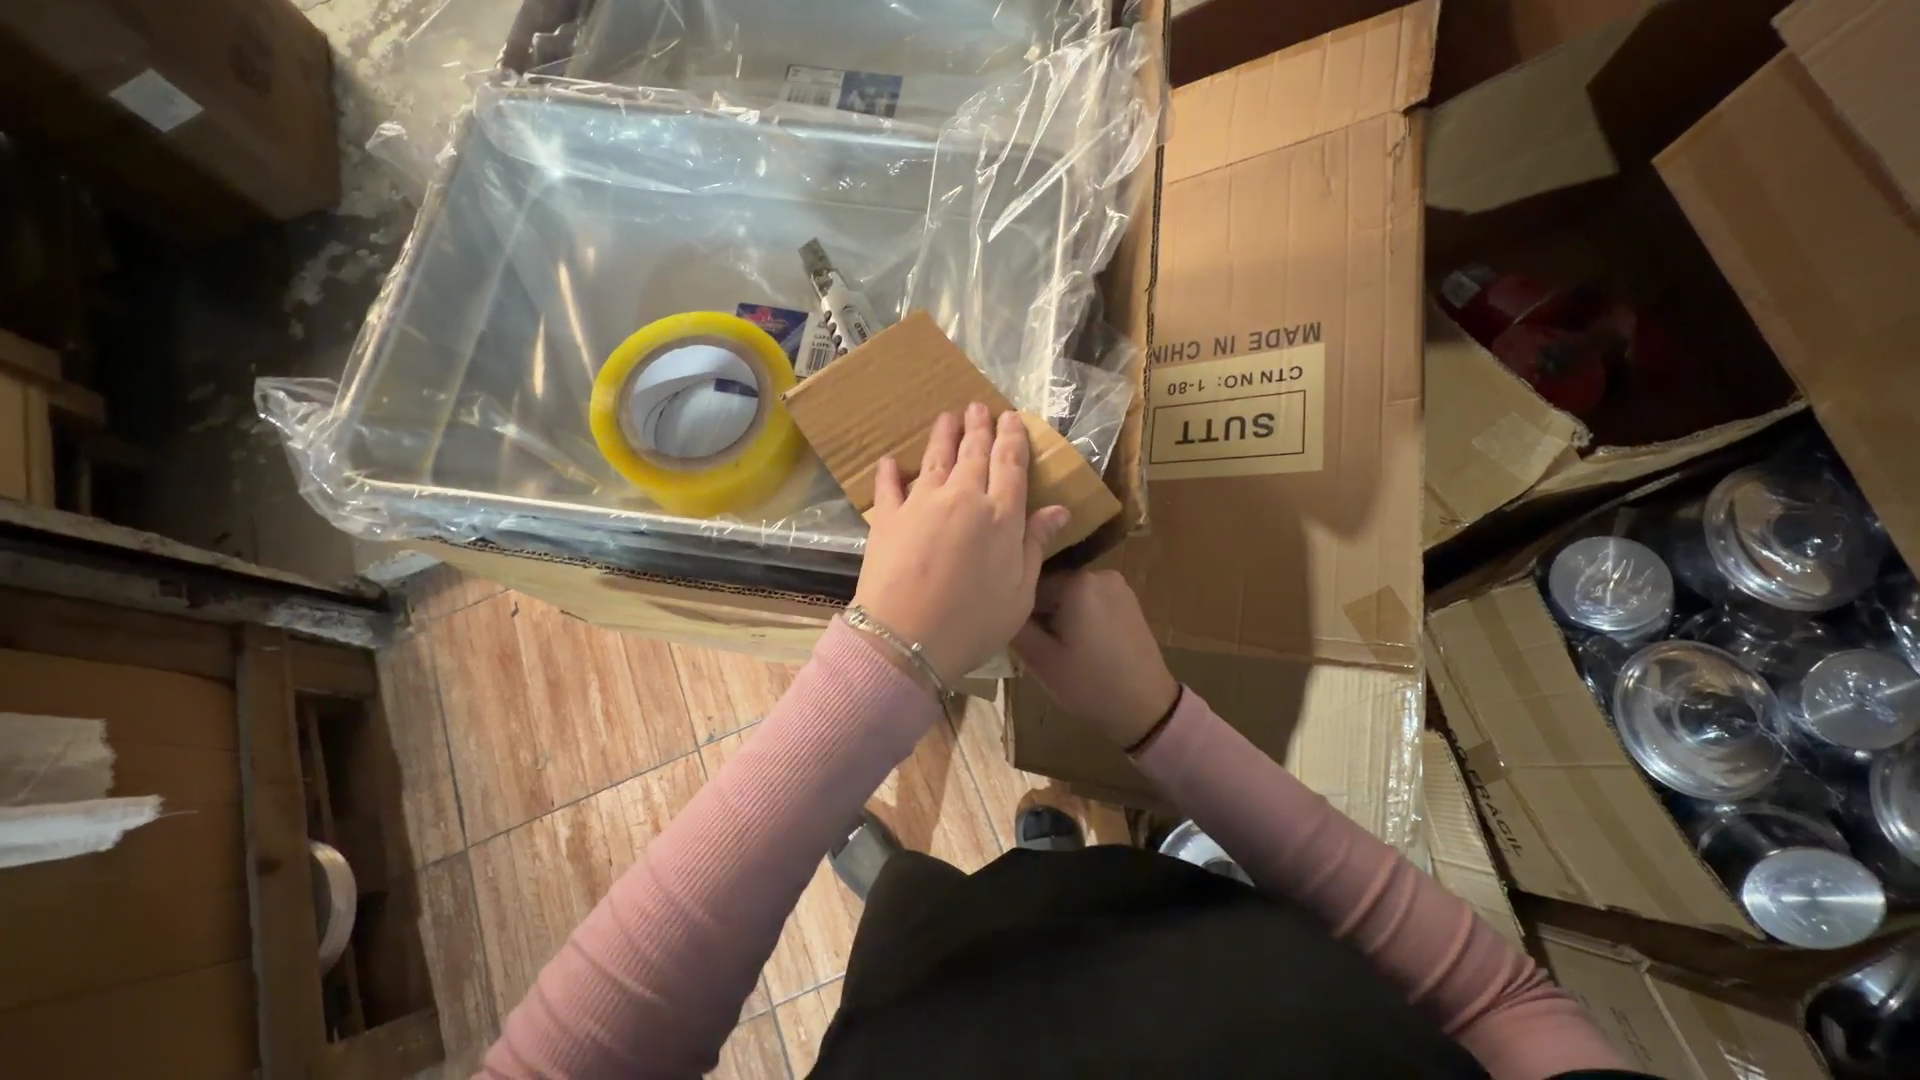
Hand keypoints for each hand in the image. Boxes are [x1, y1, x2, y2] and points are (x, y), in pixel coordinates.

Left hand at [852, 403, 1070, 683]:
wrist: (906, 639)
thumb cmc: (973, 623)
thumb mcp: (1020, 592)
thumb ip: (1035, 545)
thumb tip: (1057, 509)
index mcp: (1001, 516)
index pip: (1010, 464)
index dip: (1012, 438)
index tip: (1011, 418)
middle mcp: (963, 498)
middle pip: (974, 453)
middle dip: (979, 427)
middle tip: (979, 407)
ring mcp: (921, 504)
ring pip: (936, 459)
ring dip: (943, 434)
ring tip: (948, 416)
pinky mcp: (887, 519)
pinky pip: (889, 487)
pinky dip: (891, 472)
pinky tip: (891, 461)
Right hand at [1013, 569, 1178, 747]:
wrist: (1145, 706)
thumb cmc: (1089, 684)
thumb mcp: (1039, 659)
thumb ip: (1014, 625)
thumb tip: (1000, 604)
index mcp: (1077, 582)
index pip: (1030, 584)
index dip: (1022, 612)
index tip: (1025, 640)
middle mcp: (1100, 573)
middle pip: (1051, 587)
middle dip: (1043, 613)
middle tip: (1044, 649)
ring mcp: (1118, 585)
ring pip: (1070, 595)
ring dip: (1061, 616)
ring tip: (1064, 650)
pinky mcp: (1129, 600)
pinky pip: (1090, 601)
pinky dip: (1081, 617)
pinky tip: (1084, 646)